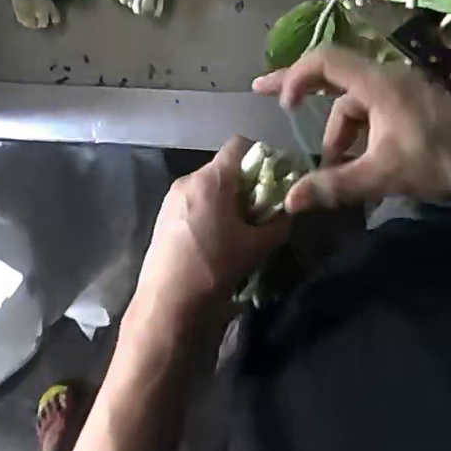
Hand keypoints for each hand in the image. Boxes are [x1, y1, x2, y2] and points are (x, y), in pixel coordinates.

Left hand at [128, 137, 288, 336]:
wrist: (168, 306)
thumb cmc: (215, 267)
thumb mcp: (258, 246)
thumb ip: (279, 223)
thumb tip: (288, 212)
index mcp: (211, 179)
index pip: (241, 144)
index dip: (262, 157)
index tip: (274, 181)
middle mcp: (188, 181)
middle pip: (224, 169)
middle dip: (246, 185)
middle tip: (262, 211)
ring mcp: (171, 200)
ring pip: (208, 188)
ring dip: (227, 202)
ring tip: (239, 231)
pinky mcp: (162, 219)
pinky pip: (194, 205)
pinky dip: (210, 214)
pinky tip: (217, 242)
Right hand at [251, 46, 450, 212]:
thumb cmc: (438, 163)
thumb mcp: (381, 175)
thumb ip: (334, 186)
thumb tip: (289, 200)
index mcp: (380, 83)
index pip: (326, 60)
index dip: (295, 76)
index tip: (280, 103)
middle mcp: (389, 76)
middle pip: (336, 76)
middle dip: (303, 90)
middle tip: (268, 94)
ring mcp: (403, 88)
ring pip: (356, 102)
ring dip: (340, 132)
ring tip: (337, 168)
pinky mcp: (413, 102)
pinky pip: (374, 108)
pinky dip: (360, 131)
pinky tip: (360, 159)